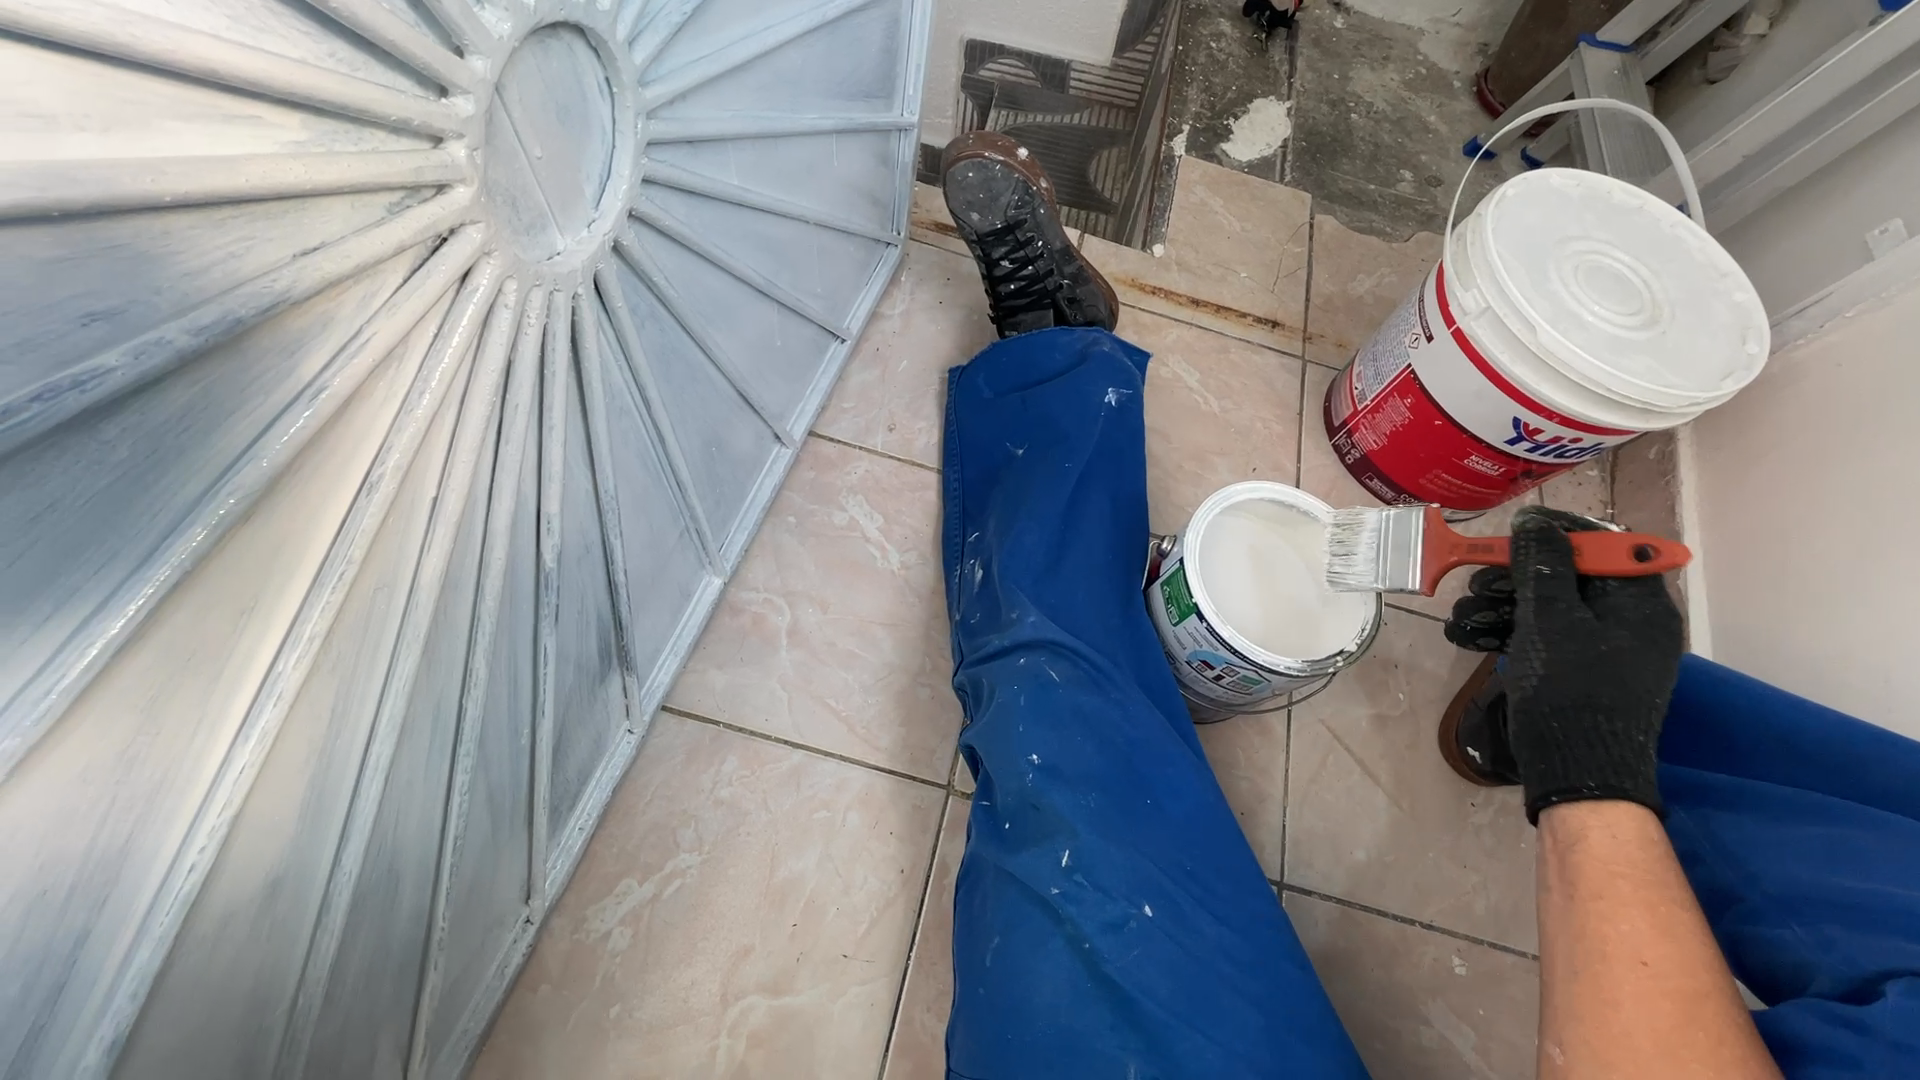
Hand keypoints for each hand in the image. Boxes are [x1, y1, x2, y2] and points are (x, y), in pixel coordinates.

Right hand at [1445, 507, 1684, 822]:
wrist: (1575, 770)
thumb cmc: (1571, 691)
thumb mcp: (1552, 621)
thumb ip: (1543, 566)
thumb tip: (1534, 523)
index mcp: (1638, 604)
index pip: (1606, 545)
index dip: (1558, 532)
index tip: (1510, 532)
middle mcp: (1624, 621)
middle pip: (1567, 574)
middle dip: (1515, 574)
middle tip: (1477, 581)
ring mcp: (1597, 647)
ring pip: (1544, 604)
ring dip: (1499, 604)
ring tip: (1464, 618)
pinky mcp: (1571, 669)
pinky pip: (1538, 634)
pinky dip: (1504, 631)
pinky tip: (1469, 636)